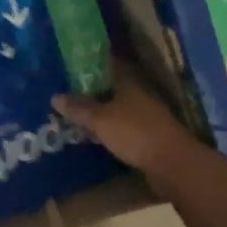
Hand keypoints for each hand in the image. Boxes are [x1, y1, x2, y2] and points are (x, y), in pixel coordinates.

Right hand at [54, 62, 201, 174]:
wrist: (172, 163)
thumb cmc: (134, 132)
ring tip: (72, 114)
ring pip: (114, 106)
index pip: (106, 63)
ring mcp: (144, 113)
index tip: (67, 66)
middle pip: (108, 86)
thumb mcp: (100, 119)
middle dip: (88, 89)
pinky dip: (106, 127)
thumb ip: (78, 108)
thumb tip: (54, 96)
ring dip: (97, 110)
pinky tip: (91, 134)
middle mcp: (137, 92)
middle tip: (64, 92)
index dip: (87, 63)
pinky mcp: (146, 133)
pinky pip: (120, 125)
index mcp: (127, 80)